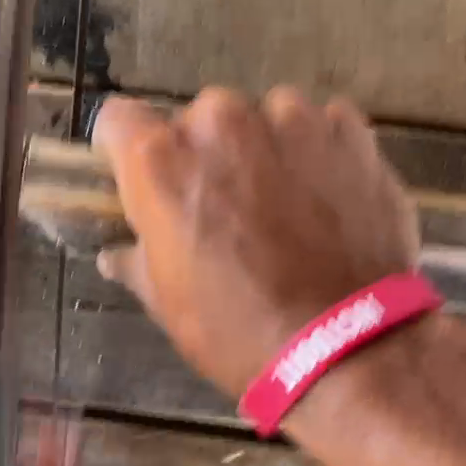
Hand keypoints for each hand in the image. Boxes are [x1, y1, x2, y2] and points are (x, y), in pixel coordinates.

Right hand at [92, 86, 421, 395]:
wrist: (347, 346)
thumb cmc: (237, 329)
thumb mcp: (167, 303)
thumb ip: (136, 260)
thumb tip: (116, 255)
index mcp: (161, 162)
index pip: (118, 119)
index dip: (127, 148)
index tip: (144, 176)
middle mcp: (220, 122)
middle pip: (198, 120)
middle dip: (207, 155)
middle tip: (227, 208)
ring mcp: (291, 120)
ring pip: (264, 119)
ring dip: (266, 150)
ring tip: (286, 206)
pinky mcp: (350, 132)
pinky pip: (322, 127)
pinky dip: (318, 154)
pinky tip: (329, 200)